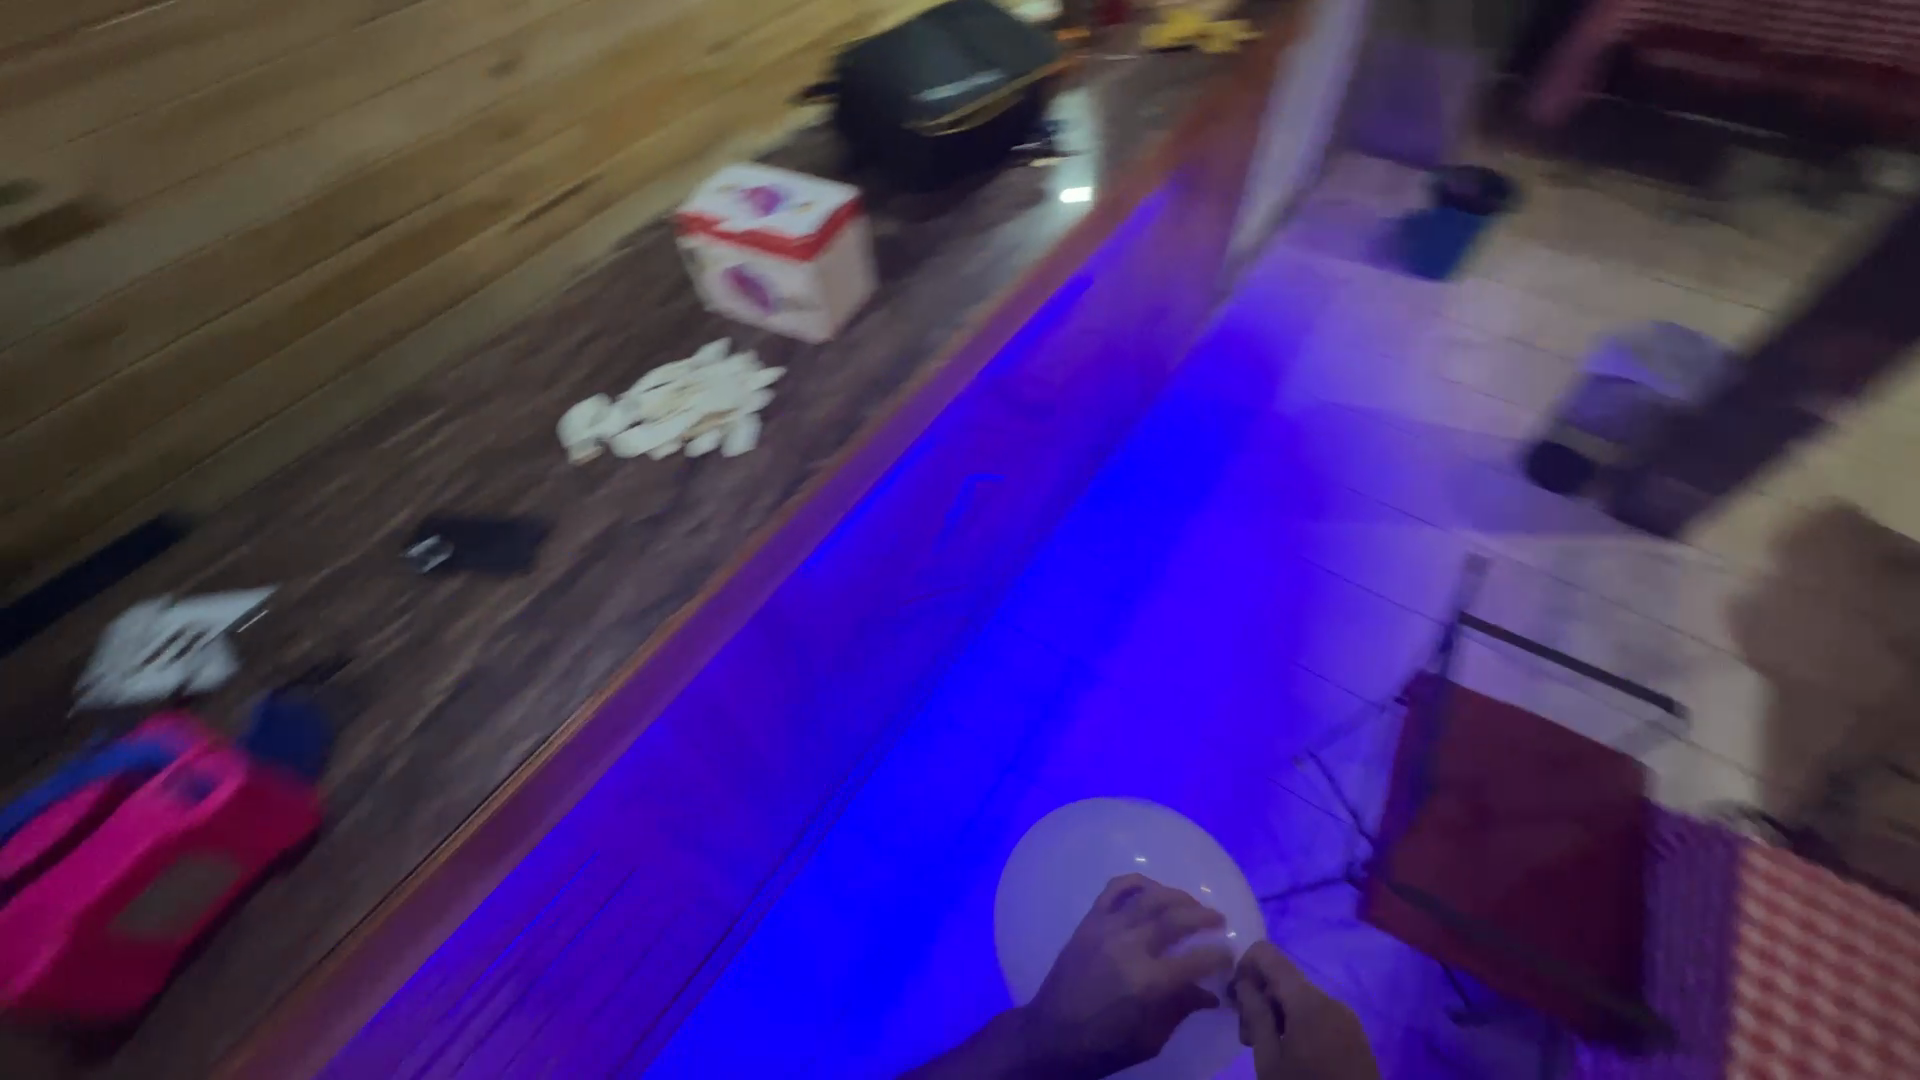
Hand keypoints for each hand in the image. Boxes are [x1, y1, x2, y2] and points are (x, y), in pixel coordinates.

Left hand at [1018, 873, 1235, 1079]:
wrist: (1052, 1033)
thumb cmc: (1105, 1045)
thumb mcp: (1150, 1039)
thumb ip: (1180, 1009)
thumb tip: (1210, 993)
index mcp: (1147, 983)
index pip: (1195, 961)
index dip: (1218, 956)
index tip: (1230, 954)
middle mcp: (1129, 947)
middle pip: (1175, 919)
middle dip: (1203, 917)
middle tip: (1218, 919)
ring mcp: (1106, 928)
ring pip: (1148, 897)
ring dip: (1176, 896)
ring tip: (1192, 903)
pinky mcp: (1089, 921)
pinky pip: (1114, 889)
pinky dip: (1136, 882)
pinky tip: (1152, 888)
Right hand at [1229, 942, 1379, 1079]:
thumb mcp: (1269, 1060)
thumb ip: (1255, 1014)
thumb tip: (1244, 981)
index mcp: (1308, 1001)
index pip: (1267, 953)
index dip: (1244, 966)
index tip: (1236, 1000)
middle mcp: (1330, 1000)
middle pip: (1282, 978)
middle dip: (1258, 998)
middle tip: (1247, 1038)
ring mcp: (1347, 1019)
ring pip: (1299, 998)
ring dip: (1276, 1014)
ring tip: (1267, 1052)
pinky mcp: (1355, 1037)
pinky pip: (1318, 1015)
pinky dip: (1297, 1024)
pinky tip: (1292, 1057)